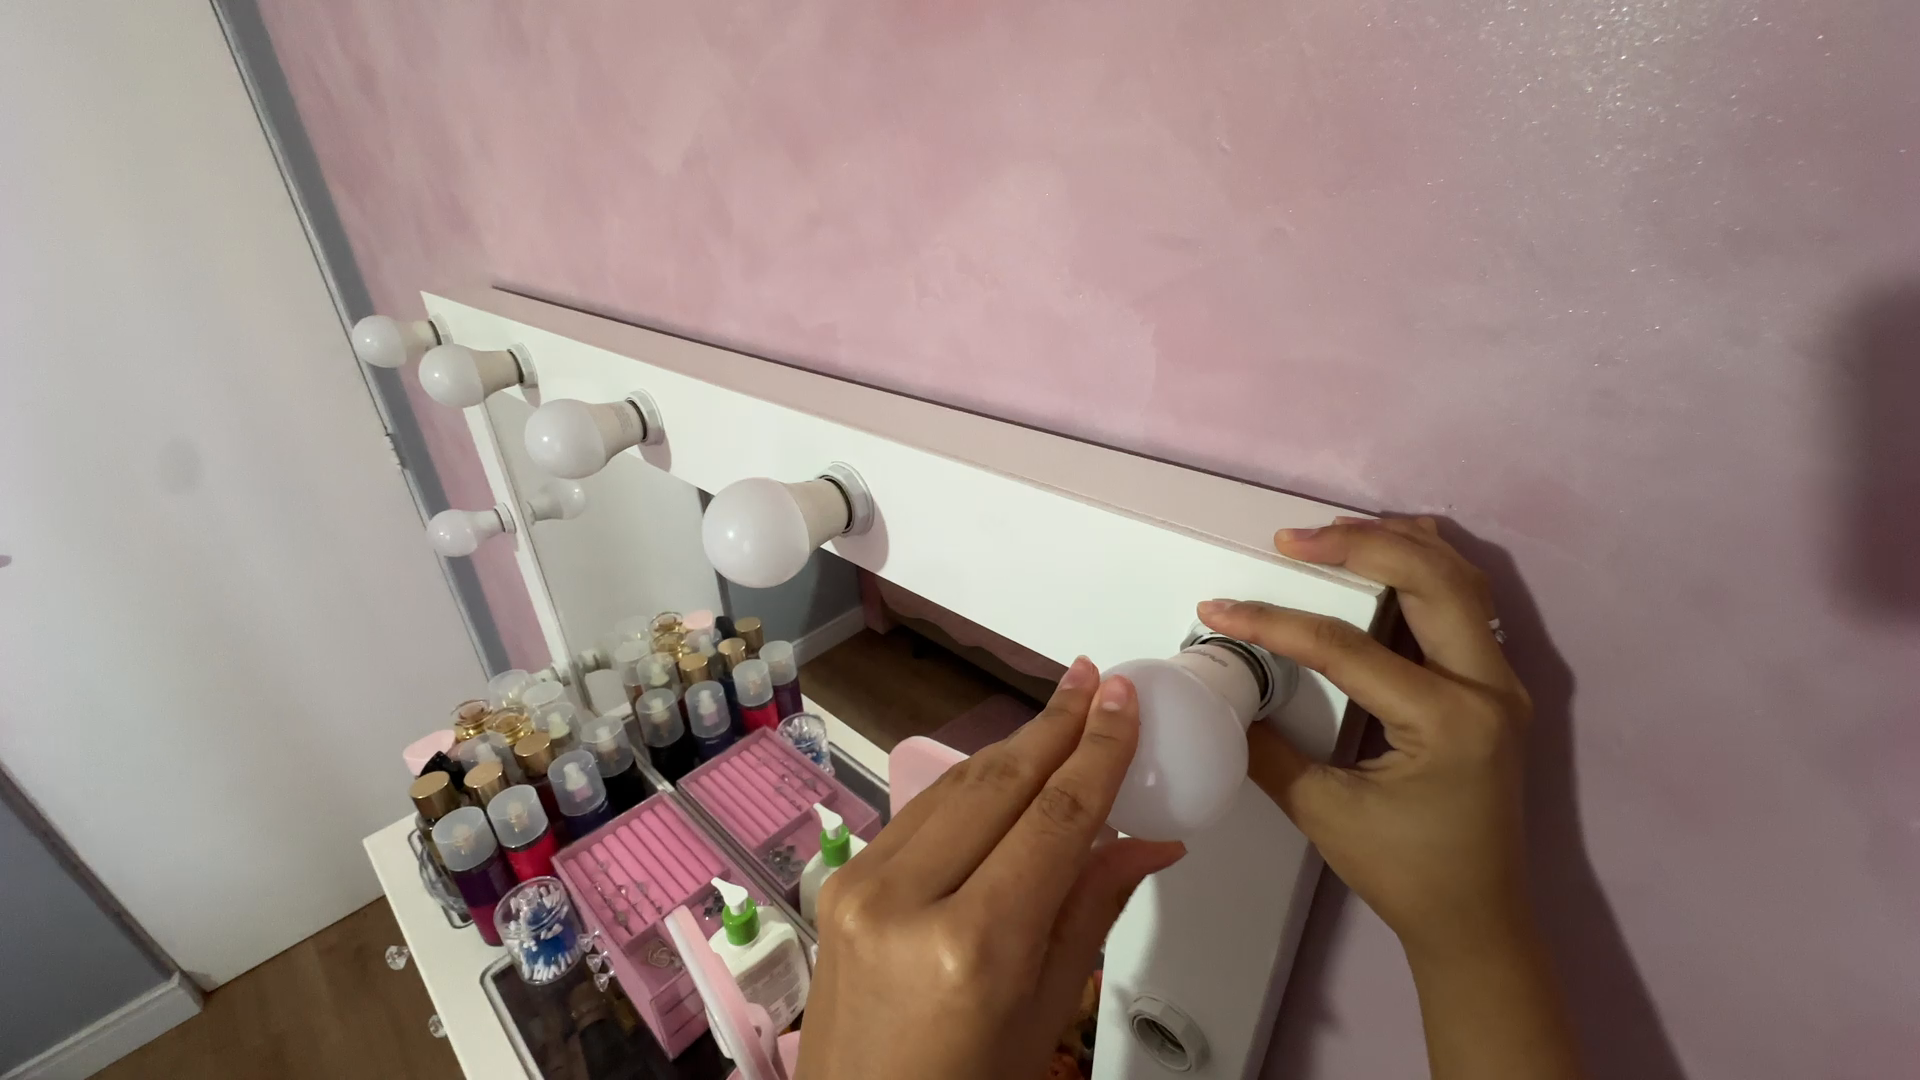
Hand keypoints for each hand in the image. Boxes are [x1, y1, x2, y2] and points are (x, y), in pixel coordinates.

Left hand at [796, 659, 1186, 1079]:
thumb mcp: (1044, 1013)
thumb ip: (1090, 909)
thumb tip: (1148, 838)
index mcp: (971, 947)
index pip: (1053, 821)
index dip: (1096, 751)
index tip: (1122, 699)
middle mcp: (905, 899)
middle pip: (998, 784)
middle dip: (1054, 723)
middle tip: (1094, 678)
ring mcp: (861, 882)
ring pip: (956, 785)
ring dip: (1014, 744)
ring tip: (1062, 710)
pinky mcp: (841, 878)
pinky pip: (921, 810)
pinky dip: (972, 781)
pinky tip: (1007, 764)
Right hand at [1198, 516, 1532, 957]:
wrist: (1477, 919)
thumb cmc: (1404, 871)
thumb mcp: (1321, 810)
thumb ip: (1265, 747)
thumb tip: (1222, 698)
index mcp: (1447, 720)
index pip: (1345, 646)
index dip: (1272, 622)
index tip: (1216, 609)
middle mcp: (1488, 688)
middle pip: (1431, 580)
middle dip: (1357, 546)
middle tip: (1291, 540)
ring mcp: (1500, 682)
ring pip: (1460, 578)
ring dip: (1396, 544)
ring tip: (1332, 532)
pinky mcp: (1492, 685)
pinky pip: (1466, 602)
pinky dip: (1424, 565)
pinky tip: (1386, 554)